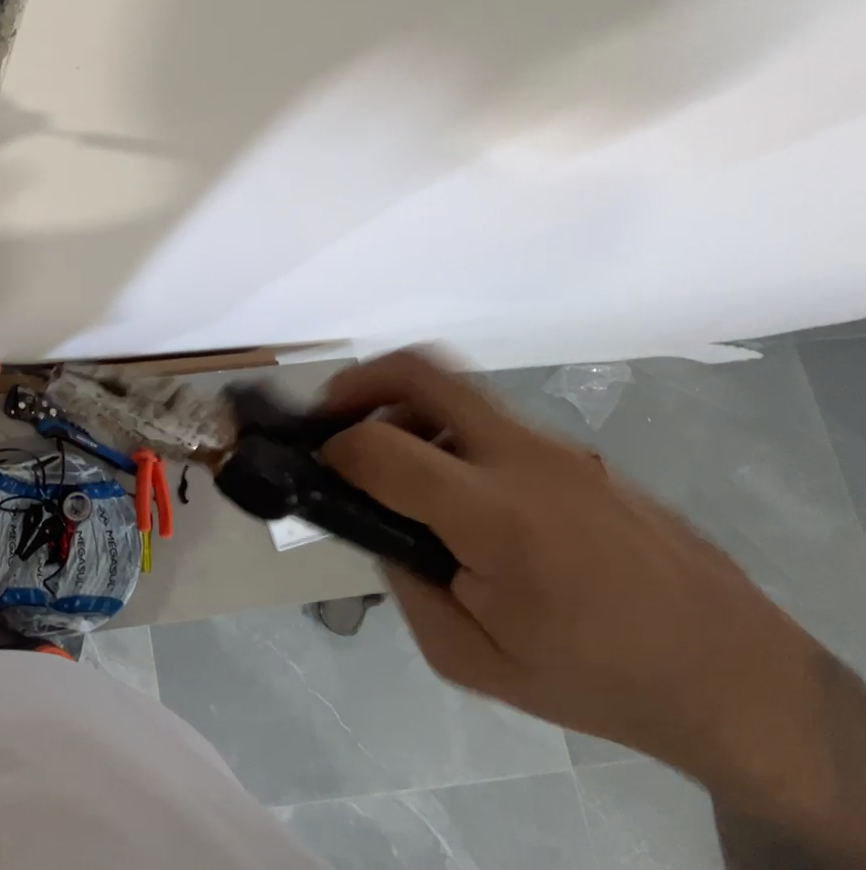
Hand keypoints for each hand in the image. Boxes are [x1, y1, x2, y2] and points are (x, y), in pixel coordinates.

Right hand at [318, 350, 830, 798]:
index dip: (331, 451)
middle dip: (358, 382)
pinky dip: (451, 440)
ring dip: (407, 415)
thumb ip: (404, 582)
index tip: (316, 472)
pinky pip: (498, 428)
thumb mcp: (467, 656)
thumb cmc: (594, 678)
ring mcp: (564, 453)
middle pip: (425, 372)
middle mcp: (528, 461)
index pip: (380, 447)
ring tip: (394, 473)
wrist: (737, 681)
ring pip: (461, 395)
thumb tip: (377, 527)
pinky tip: (458, 500)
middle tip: (329, 419)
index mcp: (494, 516)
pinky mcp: (585, 460)